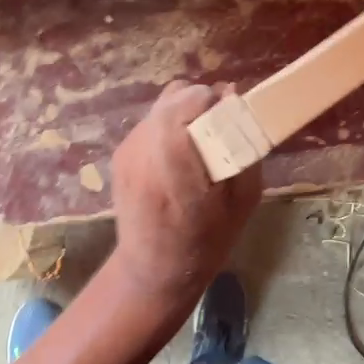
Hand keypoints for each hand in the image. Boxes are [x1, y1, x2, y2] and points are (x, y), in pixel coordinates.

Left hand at [108, 82, 262, 300]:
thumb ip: (242, 146)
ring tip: (199, 142)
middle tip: (220, 128)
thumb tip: (234, 95)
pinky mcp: (119, 152)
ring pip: (162, 104)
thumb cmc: (208, 240)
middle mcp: (145, 154)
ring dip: (186, 112)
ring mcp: (127, 151)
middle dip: (202, 103)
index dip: (213, 102)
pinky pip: (151, 120)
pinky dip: (170, 125)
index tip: (231, 117)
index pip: (187, 105)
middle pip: (174, 97)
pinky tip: (180, 153)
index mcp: (177, 170)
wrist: (154, 268)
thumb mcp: (243, 201)